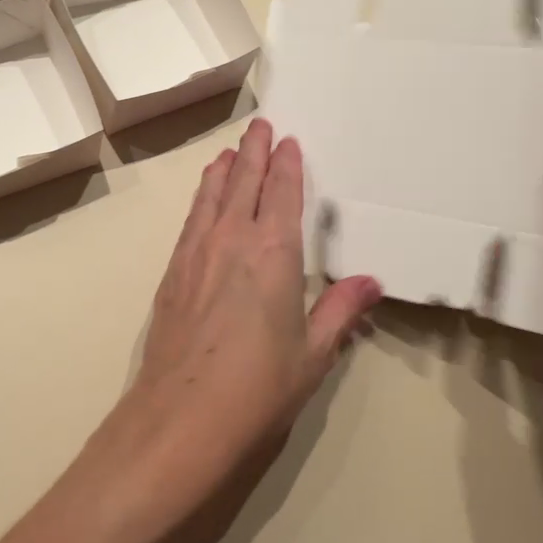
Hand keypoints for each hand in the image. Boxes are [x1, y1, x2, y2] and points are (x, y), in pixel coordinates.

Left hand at [98, 119, 383, 522]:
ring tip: (229, 152)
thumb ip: (339, 312)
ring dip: (223, 170)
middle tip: (259, 125)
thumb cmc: (258, 388)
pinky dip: (201, 200)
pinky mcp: (172, 274)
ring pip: (211, 197)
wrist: (181, 417)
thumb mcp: (312, 354)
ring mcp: (195, 254)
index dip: (286, 165)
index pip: (280, 194)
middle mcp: (231, 240)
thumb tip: (370, 281)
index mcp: (272, 252)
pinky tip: (203, 202)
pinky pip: (190, 221)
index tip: (288, 141)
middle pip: (242, 183)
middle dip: (253, 152)